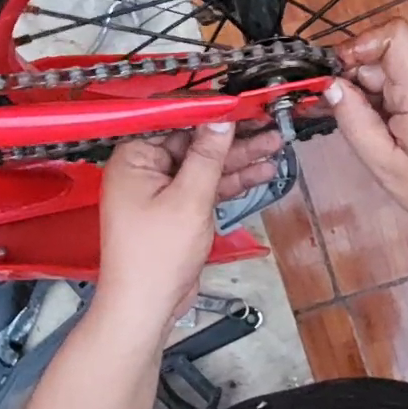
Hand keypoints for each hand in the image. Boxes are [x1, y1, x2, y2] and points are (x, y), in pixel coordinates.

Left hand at [94, 123, 284, 334]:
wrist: (146, 306)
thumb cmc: (153, 259)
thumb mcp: (189, 199)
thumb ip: (207, 156)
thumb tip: (220, 119)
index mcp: (134, 158)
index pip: (176, 121)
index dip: (212, 110)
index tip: (242, 102)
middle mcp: (144, 170)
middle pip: (194, 142)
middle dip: (233, 136)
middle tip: (266, 123)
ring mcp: (160, 191)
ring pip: (205, 165)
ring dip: (238, 158)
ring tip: (274, 144)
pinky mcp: (175, 209)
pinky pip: (206, 187)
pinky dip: (230, 182)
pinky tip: (259, 173)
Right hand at [325, 20, 407, 236]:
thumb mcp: (385, 165)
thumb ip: (356, 123)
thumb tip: (331, 86)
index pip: (396, 35)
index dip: (361, 44)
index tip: (336, 75)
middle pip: (383, 56)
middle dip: (352, 79)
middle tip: (330, 111)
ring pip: (385, 70)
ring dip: (362, 92)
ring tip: (350, 125)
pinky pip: (396, 83)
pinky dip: (376, 99)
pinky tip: (367, 124)